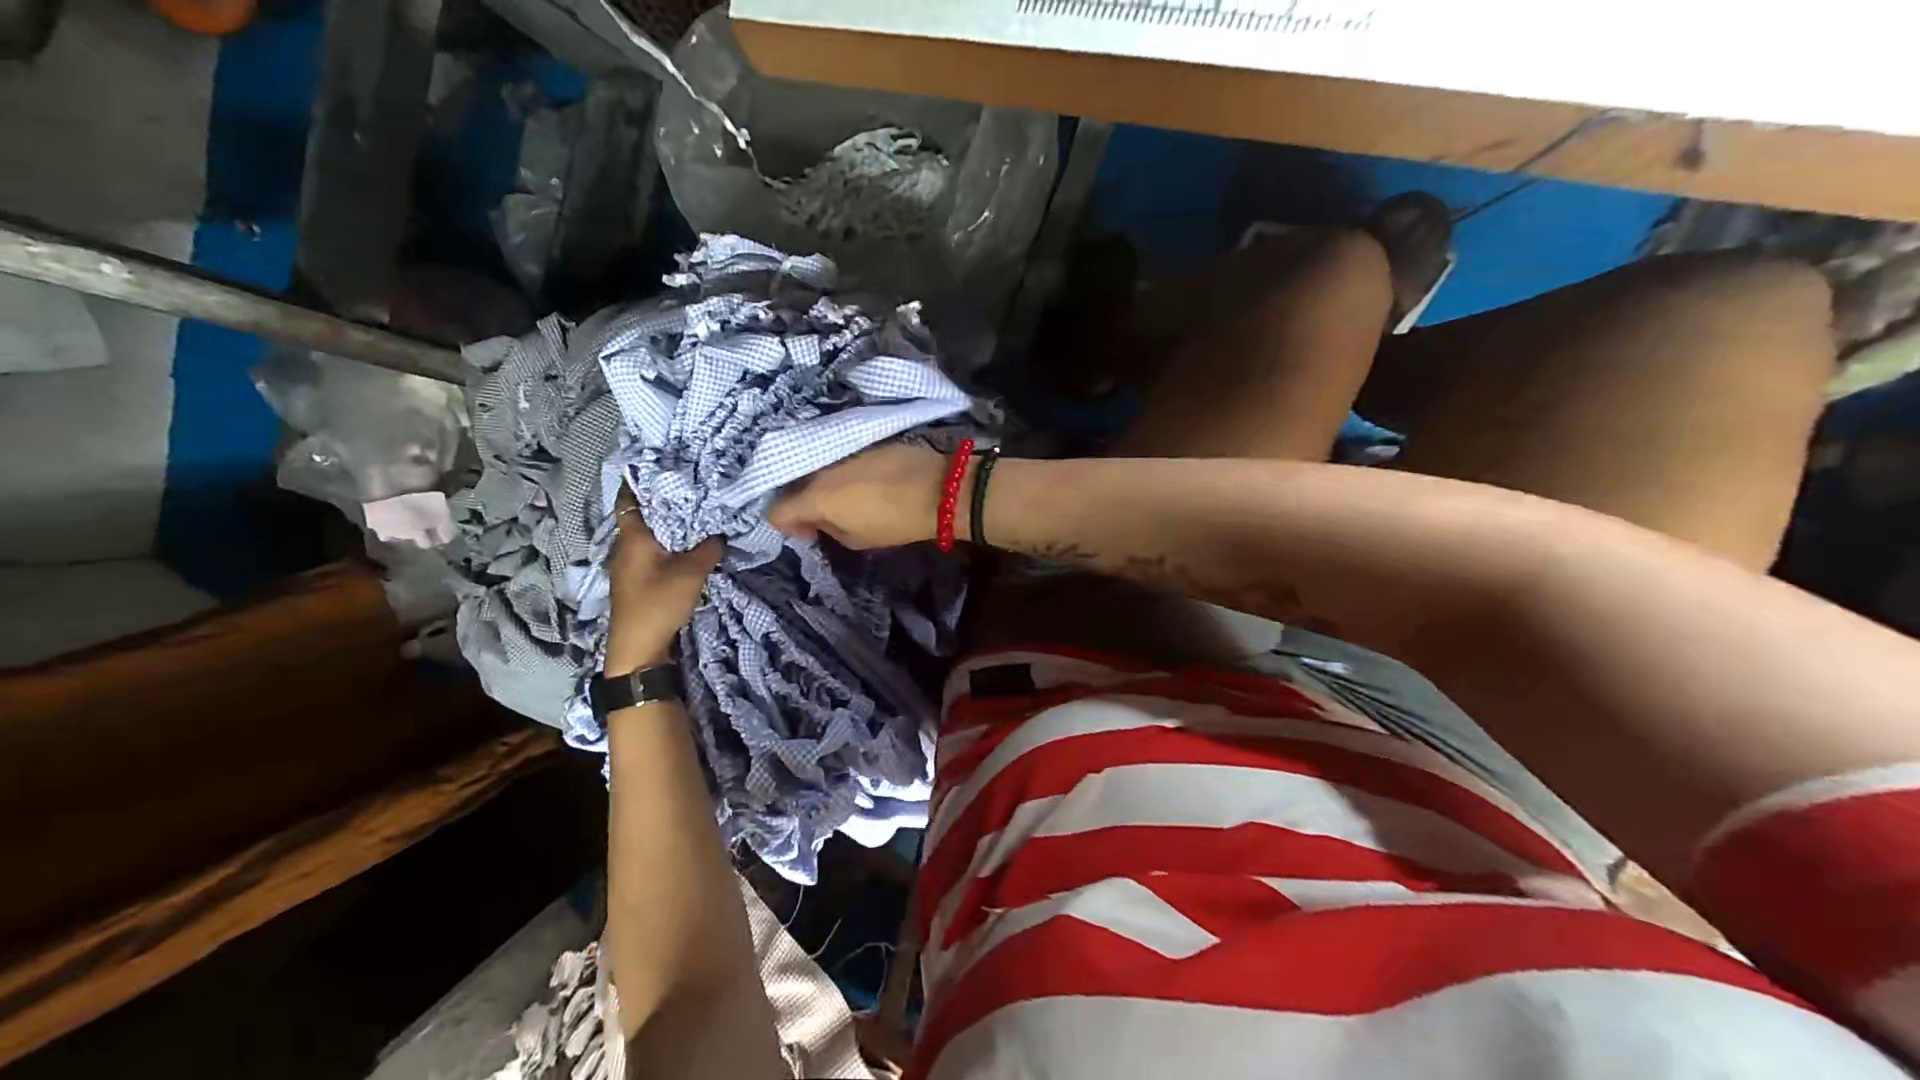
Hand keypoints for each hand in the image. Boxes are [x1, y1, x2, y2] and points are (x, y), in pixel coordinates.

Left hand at [605, 492, 722, 674]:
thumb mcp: (691, 573)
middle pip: (642, 514)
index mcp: (632, 538)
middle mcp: (626, 547)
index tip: (664, 465)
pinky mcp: (638, 580)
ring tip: (696, 510)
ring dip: (667, 523)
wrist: (639, 650)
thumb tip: (719, 533)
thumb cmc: (658, 604)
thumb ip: (708, 549)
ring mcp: (630, 565)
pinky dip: (668, 542)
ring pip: (649, 534)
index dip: (642, 479)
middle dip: (663, 500)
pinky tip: (689, 542)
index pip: (629, 498)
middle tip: (691, 485)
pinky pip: (653, 550)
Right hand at [767, 443, 947, 549]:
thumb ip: (828, 529)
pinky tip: (866, 484)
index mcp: (815, 496)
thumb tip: (819, 521)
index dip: (787, 526)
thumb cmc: (896, 521)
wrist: (938, 487)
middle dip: (804, 505)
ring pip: (817, 471)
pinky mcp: (862, 443)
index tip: (810, 534)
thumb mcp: (857, 539)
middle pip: (794, 486)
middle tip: (828, 520)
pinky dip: (843, 474)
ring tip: (850, 501)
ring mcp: (841, 452)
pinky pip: (839, 461)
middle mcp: (821, 469)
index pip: (776, 510)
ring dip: (825, 488)